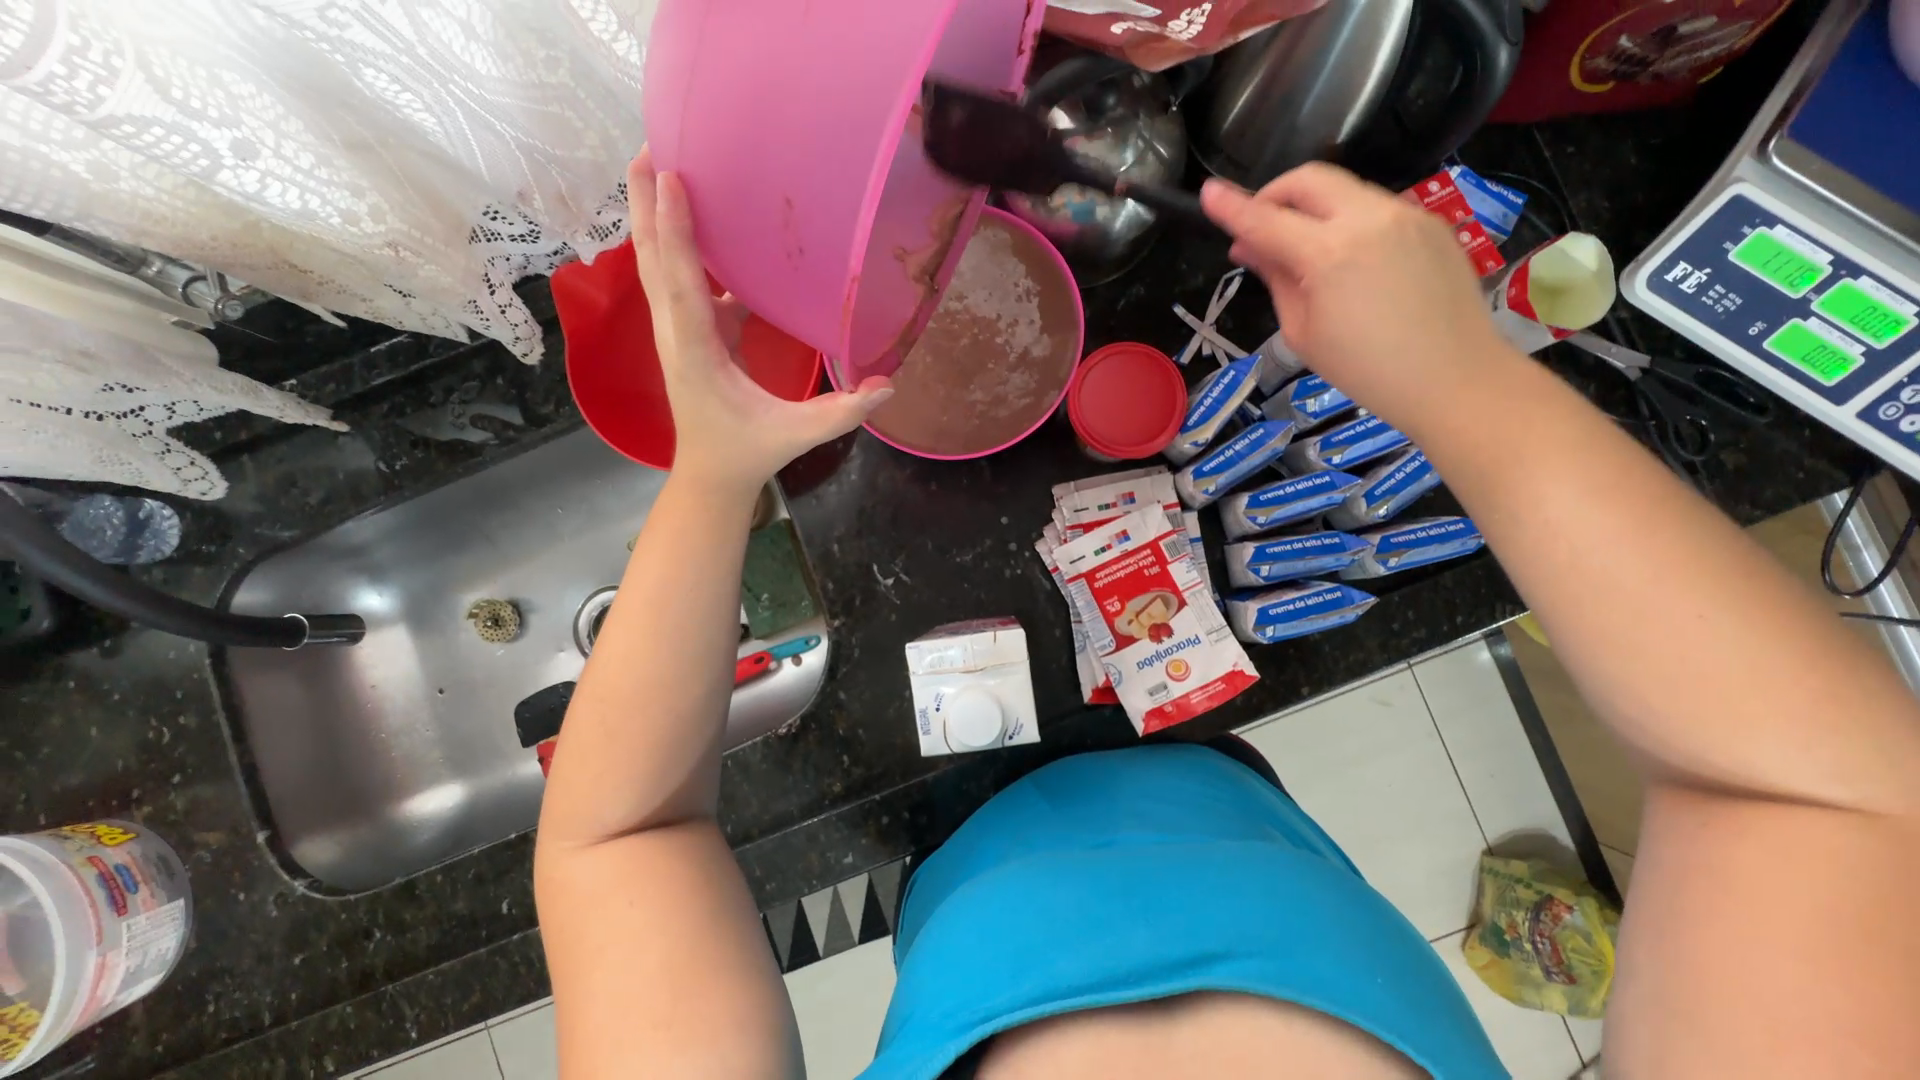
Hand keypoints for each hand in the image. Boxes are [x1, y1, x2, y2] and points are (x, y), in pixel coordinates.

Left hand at [627, 149, 891, 498]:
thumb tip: (887, 385)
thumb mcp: (798, 434)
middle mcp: (677, 334)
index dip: (677, 232)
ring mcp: (679, 331)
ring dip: (654, 215)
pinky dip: (683, 243)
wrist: (712, 474)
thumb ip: (842, 412)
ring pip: (658, 265)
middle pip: (653, 259)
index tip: (670, 178)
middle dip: (645, 203)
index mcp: (697, 354)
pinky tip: (702, 217)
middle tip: (646, 144)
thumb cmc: (749, 452)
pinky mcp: (692, 332)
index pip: (682, 284)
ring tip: (656, 161)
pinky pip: (681, 279)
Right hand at [1200, 164, 1511, 428]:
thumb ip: (1276, 278)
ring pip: (1344, 190)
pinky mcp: (1431, 223)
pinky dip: (1348, 221)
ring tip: (1303, 249)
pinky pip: (1376, 208)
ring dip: (1313, 208)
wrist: (1455, 377)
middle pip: (1309, 179)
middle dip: (1275, 193)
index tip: (1206, 192)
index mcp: (1329, 253)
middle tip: (1258, 224)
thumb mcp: (1302, 331)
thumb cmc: (1366, 369)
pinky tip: (1349, 261)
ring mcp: (1406, 215)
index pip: (1265, 219)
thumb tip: (1250, 248)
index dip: (1231, 206)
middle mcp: (1369, 218)